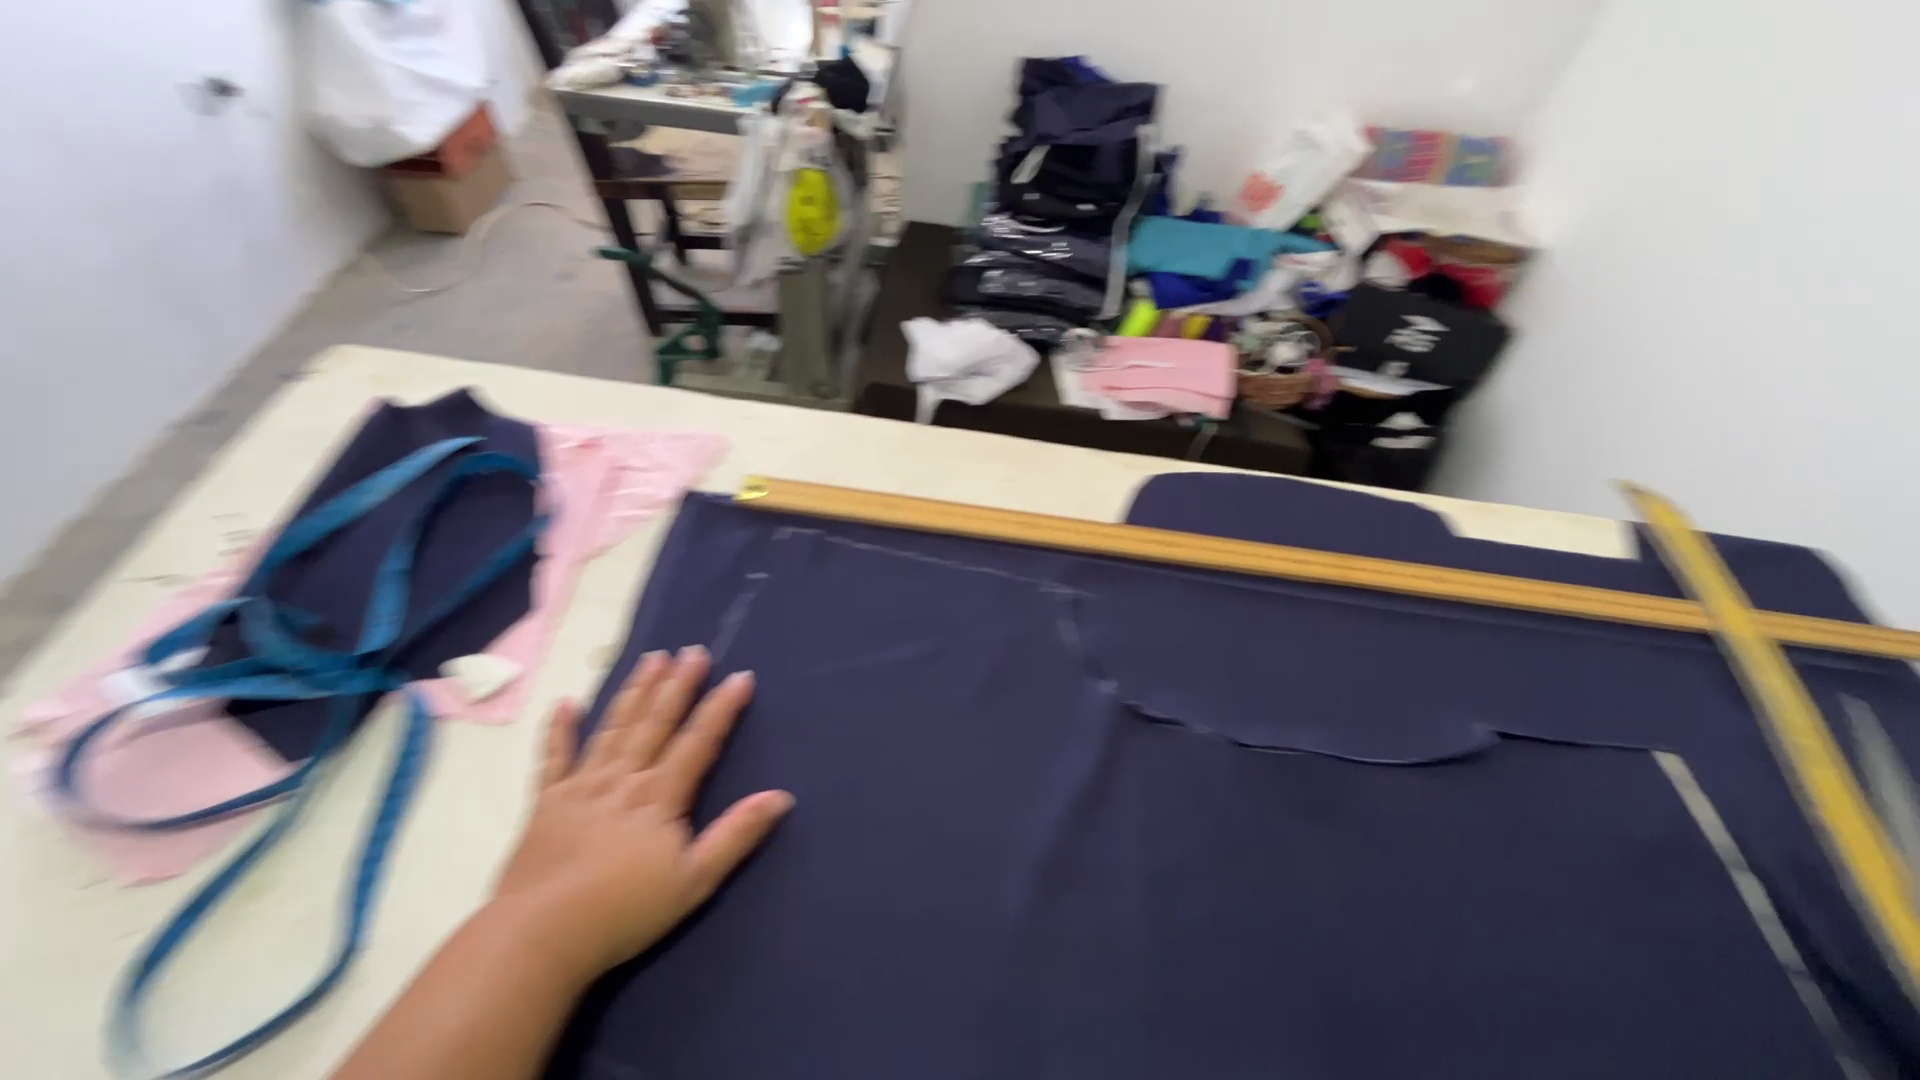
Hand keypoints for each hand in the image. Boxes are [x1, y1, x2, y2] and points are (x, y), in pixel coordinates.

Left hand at [487, 645, 792, 980]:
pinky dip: (559, 729)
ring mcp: (581, 786)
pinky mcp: (546, 802)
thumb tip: (780, 797)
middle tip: (693, 651)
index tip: (740, 676)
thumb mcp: (694, 880)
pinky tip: (566, 703)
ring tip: (651, 659)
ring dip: (635, 691)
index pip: (699, 742)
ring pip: (615, 727)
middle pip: (656, 723)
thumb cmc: (624, 911)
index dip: (721, 708)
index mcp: (660, 796)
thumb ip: (736, 835)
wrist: (539, 936)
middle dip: (678, 685)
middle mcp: (624, 779)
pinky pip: (554, 757)